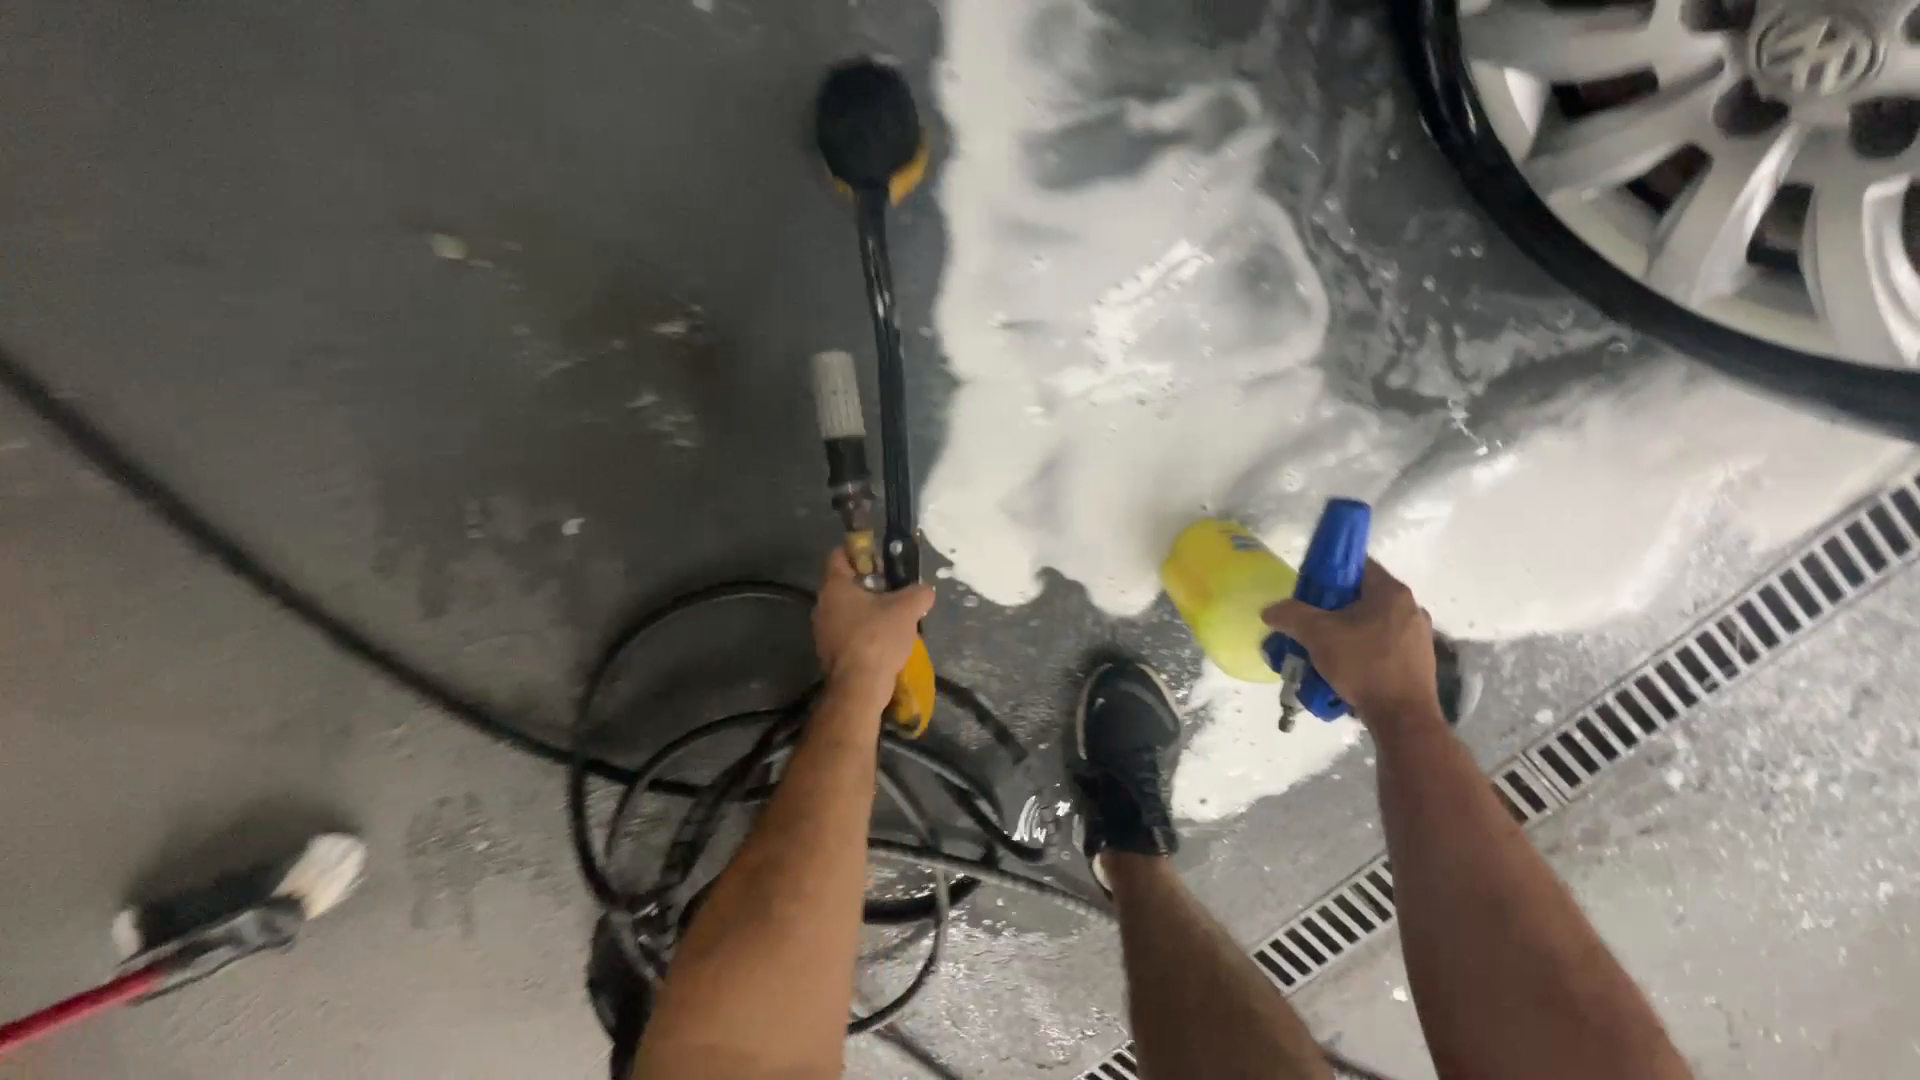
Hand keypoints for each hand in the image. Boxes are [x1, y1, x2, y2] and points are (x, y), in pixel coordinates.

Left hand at [812, 549, 934, 703]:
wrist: (859, 687)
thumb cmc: (878, 638)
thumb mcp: (907, 609)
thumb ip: (919, 592)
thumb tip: (925, 591)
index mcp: (834, 586)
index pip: (839, 554)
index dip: (860, 551)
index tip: (881, 559)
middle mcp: (822, 604)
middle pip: (846, 583)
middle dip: (871, 584)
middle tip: (895, 590)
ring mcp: (823, 630)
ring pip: (848, 609)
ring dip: (869, 610)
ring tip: (895, 618)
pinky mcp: (830, 652)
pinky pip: (849, 632)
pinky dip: (865, 631)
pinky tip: (886, 641)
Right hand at [1262, 559, 1440, 729]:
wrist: (1403, 717)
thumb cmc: (1363, 665)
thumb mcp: (1317, 635)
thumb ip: (1290, 615)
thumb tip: (1270, 610)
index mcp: (1391, 591)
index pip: (1357, 564)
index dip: (1329, 572)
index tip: (1309, 590)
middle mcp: (1410, 607)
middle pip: (1364, 595)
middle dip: (1335, 606)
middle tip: (1311, 621)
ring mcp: (1419, 634)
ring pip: (1374, 621)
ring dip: (1349, 629)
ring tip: (1325, 648)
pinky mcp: (1420, 659)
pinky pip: (1385, 643)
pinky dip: (1364, 648)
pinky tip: (1348, 667)